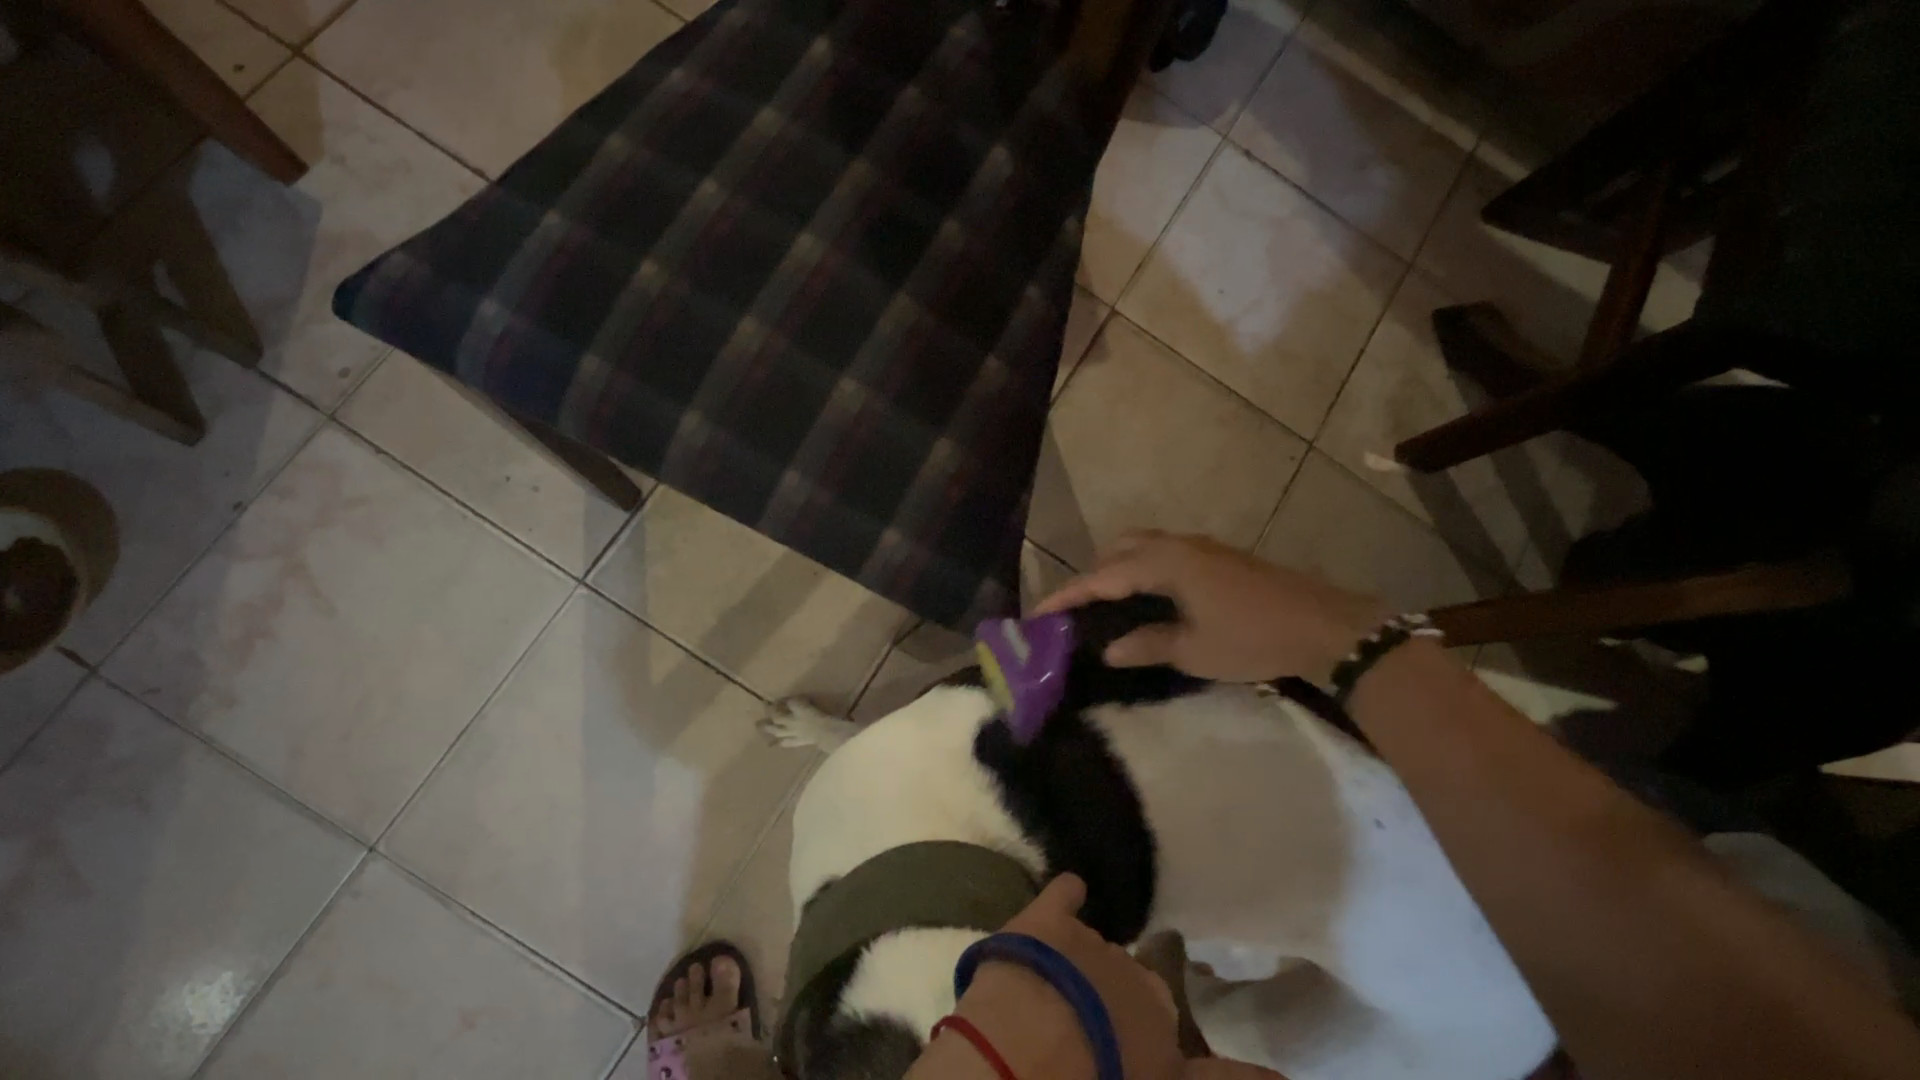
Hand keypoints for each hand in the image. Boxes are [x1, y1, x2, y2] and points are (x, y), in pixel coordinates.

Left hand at [951, 875, 1183, 1079]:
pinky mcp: (1051, 919)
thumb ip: (1186, 1067)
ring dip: (1084, 960)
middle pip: (1126, 979)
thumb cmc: (1102, 1073)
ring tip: (1066, 984)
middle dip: (1113, 993)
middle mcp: (1133, 970)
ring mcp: (1091, 941)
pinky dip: (1068, 894)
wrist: (1037, 1045)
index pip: (1166, 1011)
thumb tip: (1253, 1072)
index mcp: (1161, 1013)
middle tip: (1096, 1019)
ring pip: (1094, 945)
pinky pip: (1065, 895)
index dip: (1153, 1020)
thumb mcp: (1159, 1074)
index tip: (1144, 1033)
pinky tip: (1072, 890)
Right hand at [1035, 532, 1388, 682]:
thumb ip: (1147, 645)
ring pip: (1144, 546)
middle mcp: (1178, 546)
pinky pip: (1165, 553)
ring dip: (1119, 568)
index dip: (1067, 596)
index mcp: (1165, 564)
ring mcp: (1202, 548)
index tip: (1037, 615)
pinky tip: (1149, 599)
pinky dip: (1143, 569)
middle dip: (1092, 575)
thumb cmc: (1254, 639)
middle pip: (1119, 550)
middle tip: (1076, 610)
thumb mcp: (1195, 651)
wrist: (1325, 626)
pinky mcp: (1220, 557)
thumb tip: (1109, 649)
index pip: (1102, 577)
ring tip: (1108, 604)